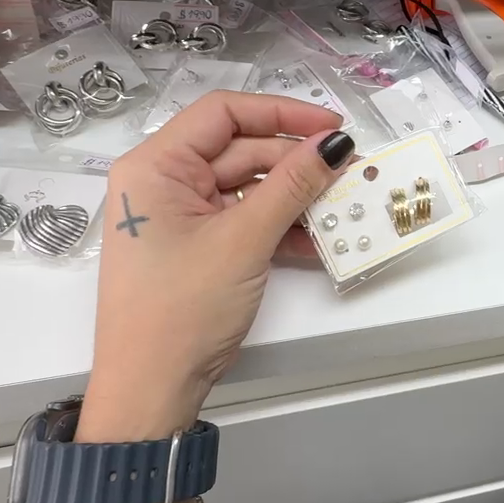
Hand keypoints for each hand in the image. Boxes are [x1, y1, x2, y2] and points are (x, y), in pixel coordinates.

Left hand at [78, 92, 355, 443]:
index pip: (224, 114)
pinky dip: (281, 227)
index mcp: (156, 166)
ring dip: (295, 198)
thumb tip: (335, 143)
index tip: (333, 127)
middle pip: (243, 151)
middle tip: (350, 174)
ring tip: (341, 208)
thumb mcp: (244, 240)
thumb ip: (293, 185)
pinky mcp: (200, 245)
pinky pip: (247, 220)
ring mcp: (183, 216)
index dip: (282, 113)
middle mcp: (165, 182)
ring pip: (251, 188)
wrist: (153, 388)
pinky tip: (318, 241)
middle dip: (297, 164)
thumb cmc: (183, 308)